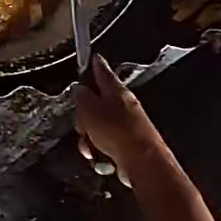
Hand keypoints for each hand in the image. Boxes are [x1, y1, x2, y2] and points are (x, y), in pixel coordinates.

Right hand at [73, 56, 167, 186]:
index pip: (102, 72)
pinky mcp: (127, 146)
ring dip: (89, 140)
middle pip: (95, 104)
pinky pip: (105, 146)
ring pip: (97, 128)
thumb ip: (80, 96)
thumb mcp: (89, 108)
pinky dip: (100, 153)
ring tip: (92, 147)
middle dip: (84, 118)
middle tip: (82, 126)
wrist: (141, 162)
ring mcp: (127, 126)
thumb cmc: (118, 131)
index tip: (93, 58)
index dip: (95, 65)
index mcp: (116, 91)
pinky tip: (102, 158)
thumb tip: (78, 89)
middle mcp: (123, 106)